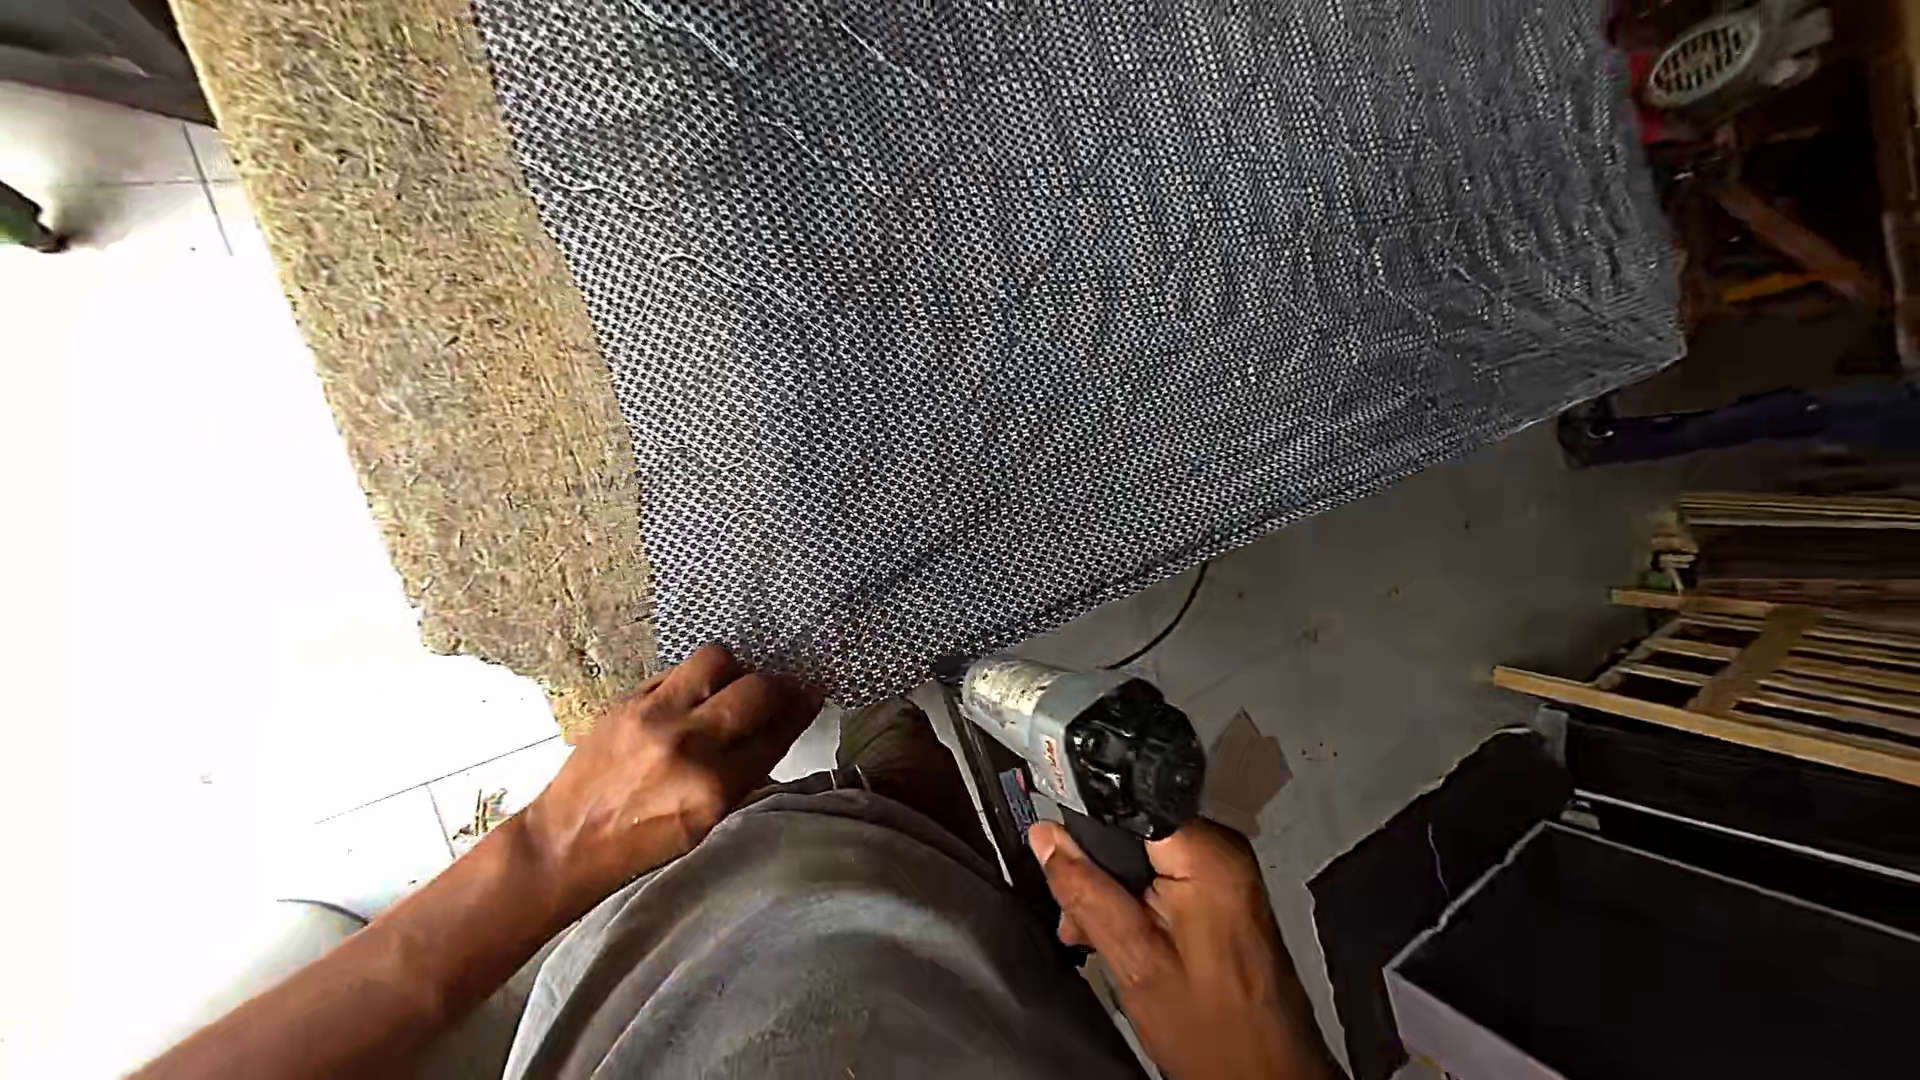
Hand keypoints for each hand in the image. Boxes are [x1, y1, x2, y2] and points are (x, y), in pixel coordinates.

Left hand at [523, 644, 821, 906]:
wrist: (566, 842)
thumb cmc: (645, 840)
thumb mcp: (710, 818)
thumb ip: (749, 769)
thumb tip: (784, 722)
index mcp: (714, 788)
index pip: (776, 733)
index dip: (802, 709)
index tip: (813, 694)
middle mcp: (688, 746)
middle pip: (757, 691)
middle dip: (779, 686)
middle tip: (781, 689)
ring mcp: (655, 717)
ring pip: (718, 660)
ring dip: (735, 670)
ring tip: (731, 686)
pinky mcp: (627, 701)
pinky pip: (678, 669)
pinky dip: (696, 679)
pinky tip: (693, 695)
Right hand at [1028, 818, 1337, 1079]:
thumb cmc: (1216, 1034)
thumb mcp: (1134, 962)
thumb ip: (1086, 891)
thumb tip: (1045, 837)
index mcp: (1206, 856)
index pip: (1128, 802)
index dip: (1087, 822)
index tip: (1061, 854)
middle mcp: (1221, 848)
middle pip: (1134, 825)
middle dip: (1095, 864)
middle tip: (1075, 911)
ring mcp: (1224, 867)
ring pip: (1144, 849)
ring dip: (1111, 883)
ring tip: (1091, 929)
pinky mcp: (1222, 886)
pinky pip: (1164, 868)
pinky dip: (1136, 893)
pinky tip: (1121, 929)